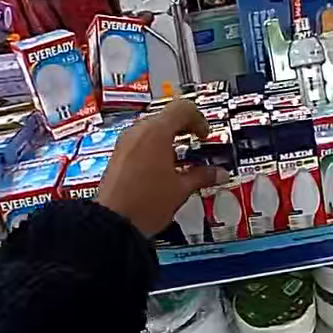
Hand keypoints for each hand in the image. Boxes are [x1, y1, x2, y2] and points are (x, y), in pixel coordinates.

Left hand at [95, 98, 226, 235]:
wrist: (112, 223)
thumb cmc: (147, 202)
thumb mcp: (181, 189)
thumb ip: (202, 176)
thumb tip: (220, 173)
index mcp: (156, 132)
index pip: (183, 109)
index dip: (199, 119)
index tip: (205, 136)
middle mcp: (138, 131)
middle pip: (167, 116)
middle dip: (185, 128)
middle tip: (197, 144)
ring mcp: (125, 142)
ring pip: (152, 128)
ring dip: (170, 138)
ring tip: (182, 158)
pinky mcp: (118, 155)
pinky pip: (141, 141)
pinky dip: (156, 147)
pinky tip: (164, 168)